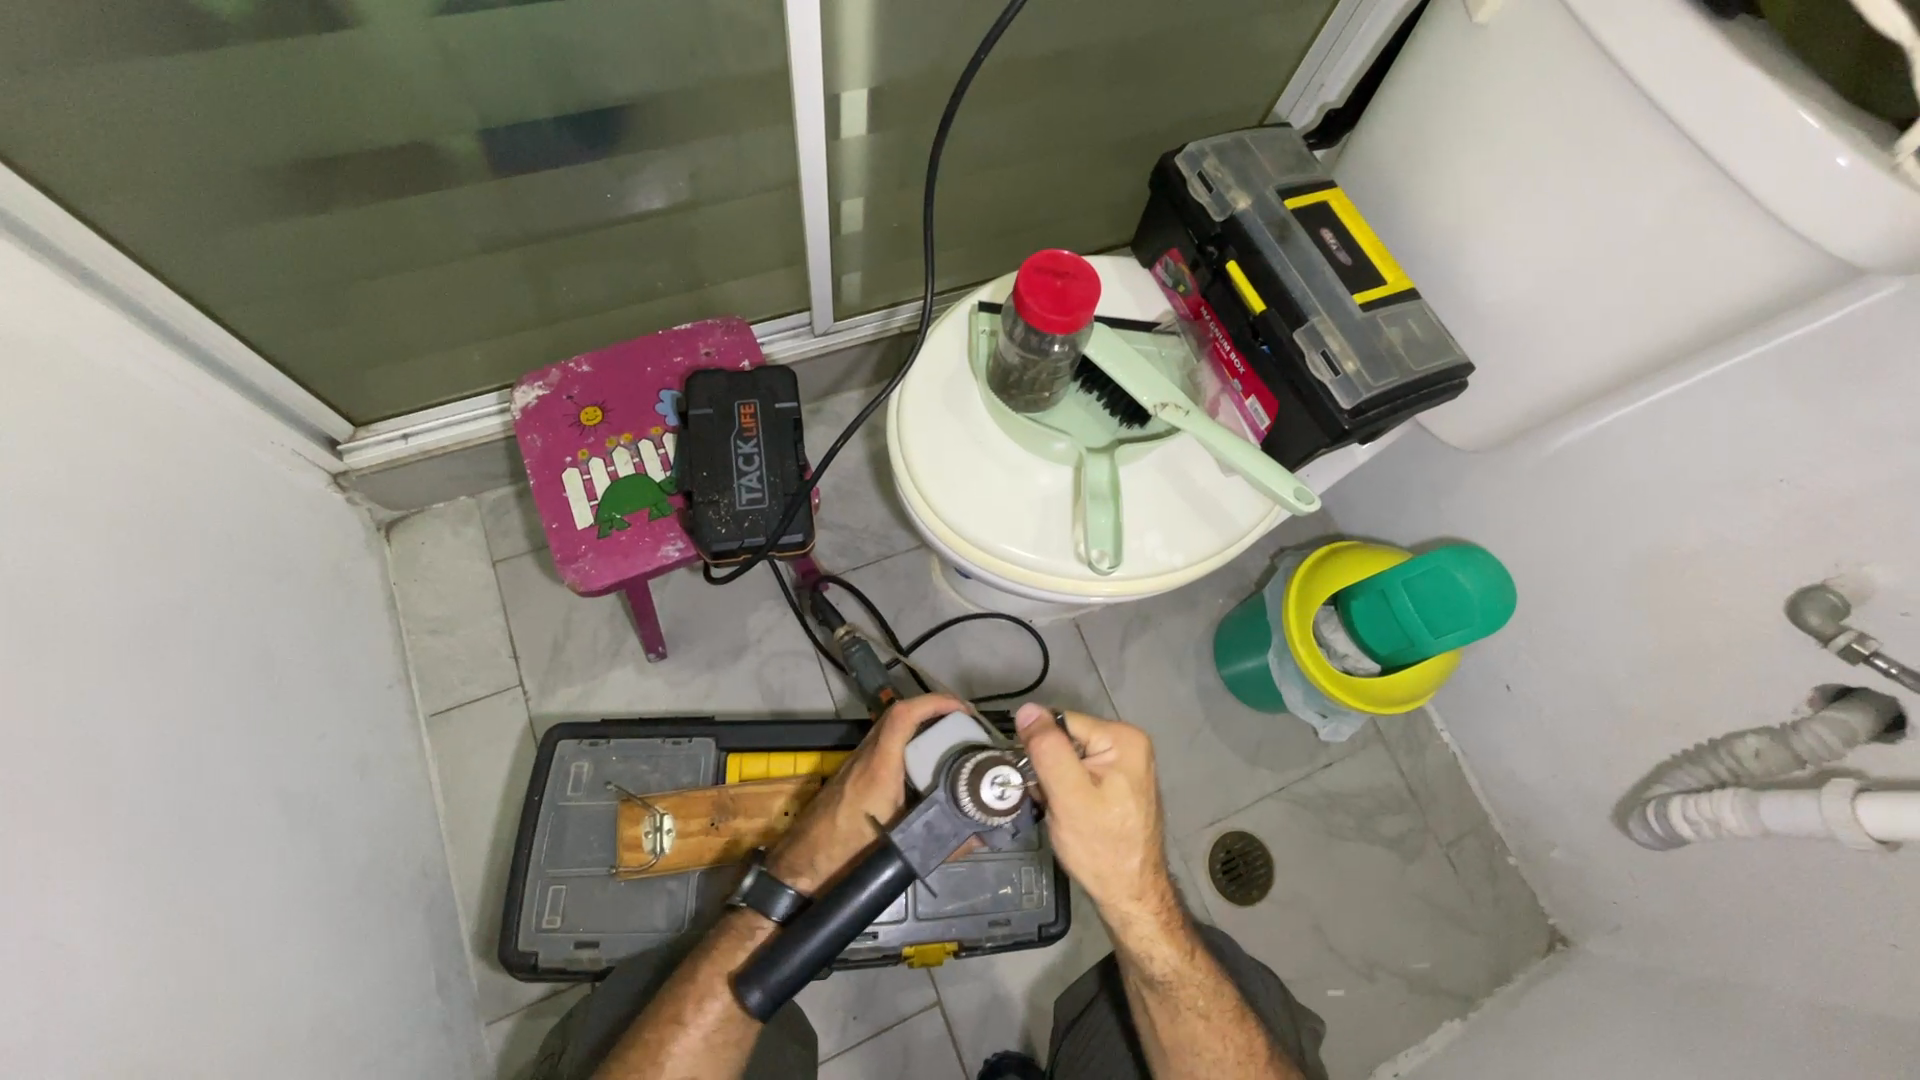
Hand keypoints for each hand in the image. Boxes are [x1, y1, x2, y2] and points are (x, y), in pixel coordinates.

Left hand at [766, 694, 961, 894]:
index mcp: (879, 768)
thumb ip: (941, 842)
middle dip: (934, 711)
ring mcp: (858, 763)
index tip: (962, 709)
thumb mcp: (900, 847)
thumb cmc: (847, 853)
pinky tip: (924, 764)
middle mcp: (867, 756)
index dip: (934, 703)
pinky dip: (909, 743)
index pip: (903, 717)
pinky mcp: (854, 774)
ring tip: (951, 739)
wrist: (802, 864)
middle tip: (965, 724)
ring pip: (892, 729)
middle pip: (900, 716)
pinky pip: (886, 745)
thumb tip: (980, 836)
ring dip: (921, 725)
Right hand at [1015, 702, 1177, 926]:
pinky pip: (1080, 774)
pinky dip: (1066, 791)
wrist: (1131, 895)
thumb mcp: (1068, 795)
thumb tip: (1027, 709)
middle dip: (1048, 768)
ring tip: (1059, 810)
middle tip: (1049, 801)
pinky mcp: (1119, 785)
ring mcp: (1126, 765)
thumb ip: (1047, 749)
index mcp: (1123, 737)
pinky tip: (1070, 814)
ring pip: (1068, 759)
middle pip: (1066, 739)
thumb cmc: (1100, 847)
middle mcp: (1129, 743)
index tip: (1036, 781)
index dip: (1041, 749)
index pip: (1061, 722)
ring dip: (1054, 782)